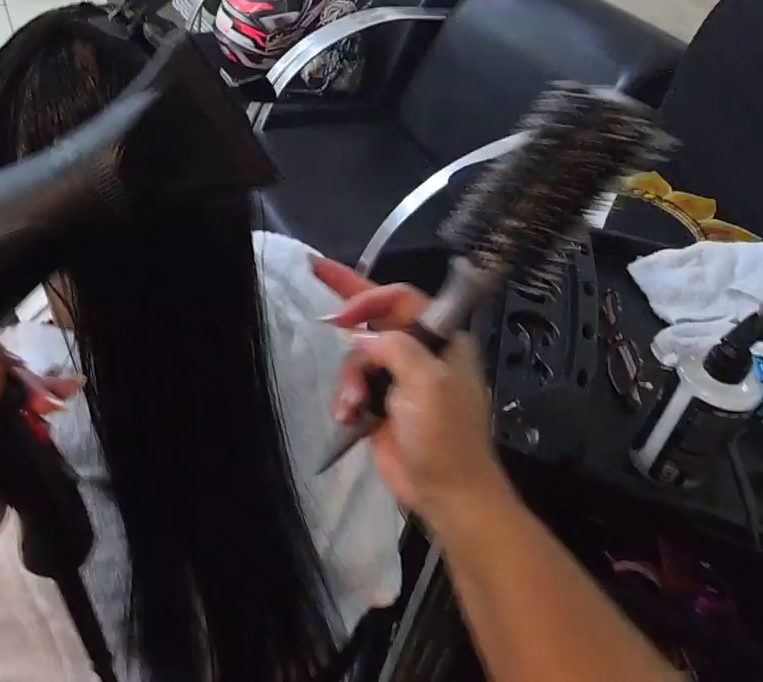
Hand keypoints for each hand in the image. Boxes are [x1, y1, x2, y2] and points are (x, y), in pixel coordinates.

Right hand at [312, 258, 510, 521]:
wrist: (447, 495)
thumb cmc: (446, 437)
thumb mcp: (428, 384)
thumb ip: (396, 348)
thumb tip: (360, 339)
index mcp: (442, 342)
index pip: (401, 299)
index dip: (369, 298)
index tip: (342, 314)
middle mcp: (419, 353)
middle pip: (376, 316)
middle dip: (347, 302)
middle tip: (315, 268)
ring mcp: (397, 378)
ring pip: (356, 356)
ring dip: (349, 379)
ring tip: (354, 405)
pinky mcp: (380, 402)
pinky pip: (351, 385)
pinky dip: (346, 398)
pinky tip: (349, 416)